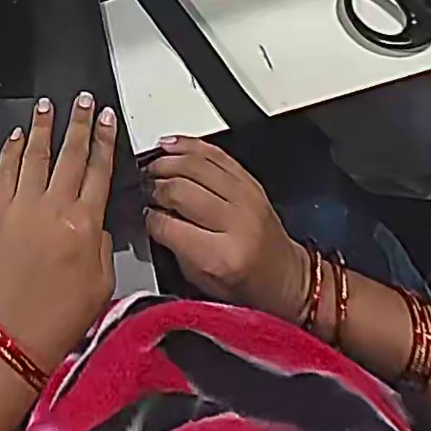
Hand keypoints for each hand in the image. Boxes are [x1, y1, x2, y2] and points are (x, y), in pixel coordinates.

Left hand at [0, 92, 117, 371]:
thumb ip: (101, 242)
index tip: (107, 119)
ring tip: (47, 105)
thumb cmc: (58, 317)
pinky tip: (16, 137)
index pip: (98, 169)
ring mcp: (23, 208)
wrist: (14, 335)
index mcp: (84, 225)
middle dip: (79, 122)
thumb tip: (94, 221)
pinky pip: (4, 173)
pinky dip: (10, 152)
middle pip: (70, 153)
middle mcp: (53, 209)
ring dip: (43, 127)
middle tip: (83, 100)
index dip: (104, 140)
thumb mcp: (101, 281)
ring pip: (35, 155)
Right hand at [143, 135, 310, 317]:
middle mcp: (236, 222)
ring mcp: (246, 197)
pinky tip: (170, 147)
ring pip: (194, 164)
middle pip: (179, 189)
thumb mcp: (201, 279)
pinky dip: (188, 146)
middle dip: (154, 187)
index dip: (148, 217)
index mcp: (222, 256)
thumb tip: (151, 214)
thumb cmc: (247, 285)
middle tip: (145, 190)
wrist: (287, 278)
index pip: (168, 224)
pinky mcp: (250, 182)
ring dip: (166, 162)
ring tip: (152, 168)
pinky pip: (214, 153)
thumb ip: (174, 246)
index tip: (143, 214)